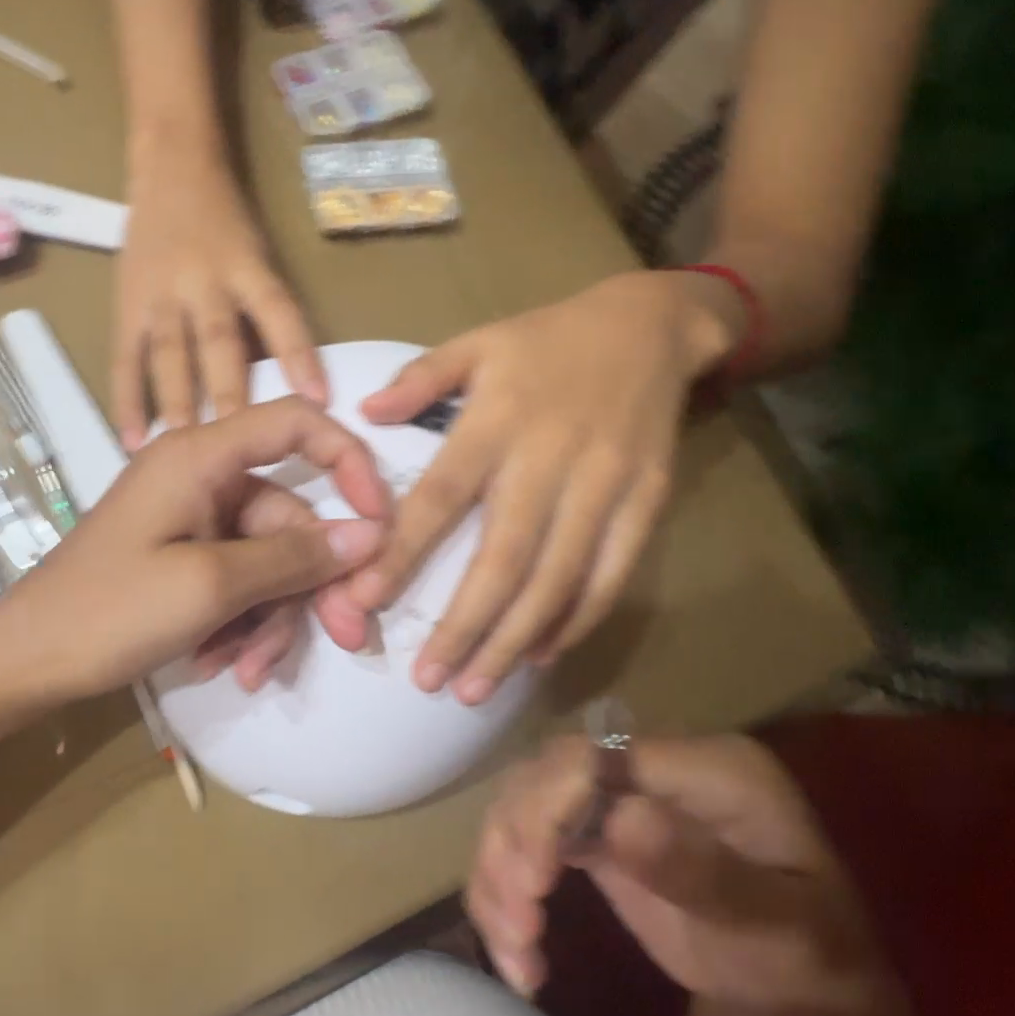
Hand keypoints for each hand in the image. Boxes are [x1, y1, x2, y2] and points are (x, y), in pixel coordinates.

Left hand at [0, 398, 390, 708]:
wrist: (27, 660)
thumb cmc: (111, 611)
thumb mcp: (211, 586)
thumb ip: (293, 558)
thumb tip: (370, 534)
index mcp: (199, 457)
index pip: (295, 424)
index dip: (348, 462)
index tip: (378, 519)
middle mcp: (199, 479)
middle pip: (287, 518)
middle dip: (311, 584)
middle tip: (348, 638)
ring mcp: (188, 523)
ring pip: (265, 562)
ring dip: (269, 619)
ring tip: (250, 670)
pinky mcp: (180, 561)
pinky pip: (234, 584)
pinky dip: (239, 624)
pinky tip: (223, 664)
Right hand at [113, 156, 326, 448]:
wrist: (170, 166)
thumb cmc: (226, 219)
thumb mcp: (257, 254)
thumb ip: (264, 311)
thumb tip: (284, 383)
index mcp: (247, 266)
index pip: (278, 311)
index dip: (298, 354)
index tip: (317, 402)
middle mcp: (203, 282)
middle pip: (218, 343)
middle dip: (228, 397)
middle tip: (239, 451)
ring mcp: (159, 296)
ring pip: (169, 356)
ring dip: (176, 407)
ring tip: (181, 454)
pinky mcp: (126, 306)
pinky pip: (125, 359)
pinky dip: (127, 400)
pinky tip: (132, 441)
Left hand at [327, 270, 741, 703]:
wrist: (652, 327)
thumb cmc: (544, 342)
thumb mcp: (475, 343)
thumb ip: (419, 379)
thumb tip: (362, 414)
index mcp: (495, 424)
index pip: (439, 499)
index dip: (402, 554)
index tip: (363, 601)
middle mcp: (549, 462)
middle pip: (503, 559)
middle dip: (465, 627)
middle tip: (429, 680)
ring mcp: (606, 486)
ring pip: (558, 579)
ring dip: (516, 640)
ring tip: (476, 688)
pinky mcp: (649, 501)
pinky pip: (613, 573)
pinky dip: (578, 619)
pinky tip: (543, 655)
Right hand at [467, 734, 893, 1009]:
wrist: (797, 981)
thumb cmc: (806, 953)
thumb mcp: (776, 923)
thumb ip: (706, 872)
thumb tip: (624, 818)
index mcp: (701, 766)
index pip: (593, 756)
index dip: (546, 806)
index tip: (533, 883)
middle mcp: (642, 765)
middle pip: (539, 778)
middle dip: (514, 849)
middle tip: (521, 925)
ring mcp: (607, 795)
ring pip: (514, 808)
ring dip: (498, 876)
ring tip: (517, 950)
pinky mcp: (582, 829)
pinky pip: (519, 843)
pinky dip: (500, 892)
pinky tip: (516, 948)